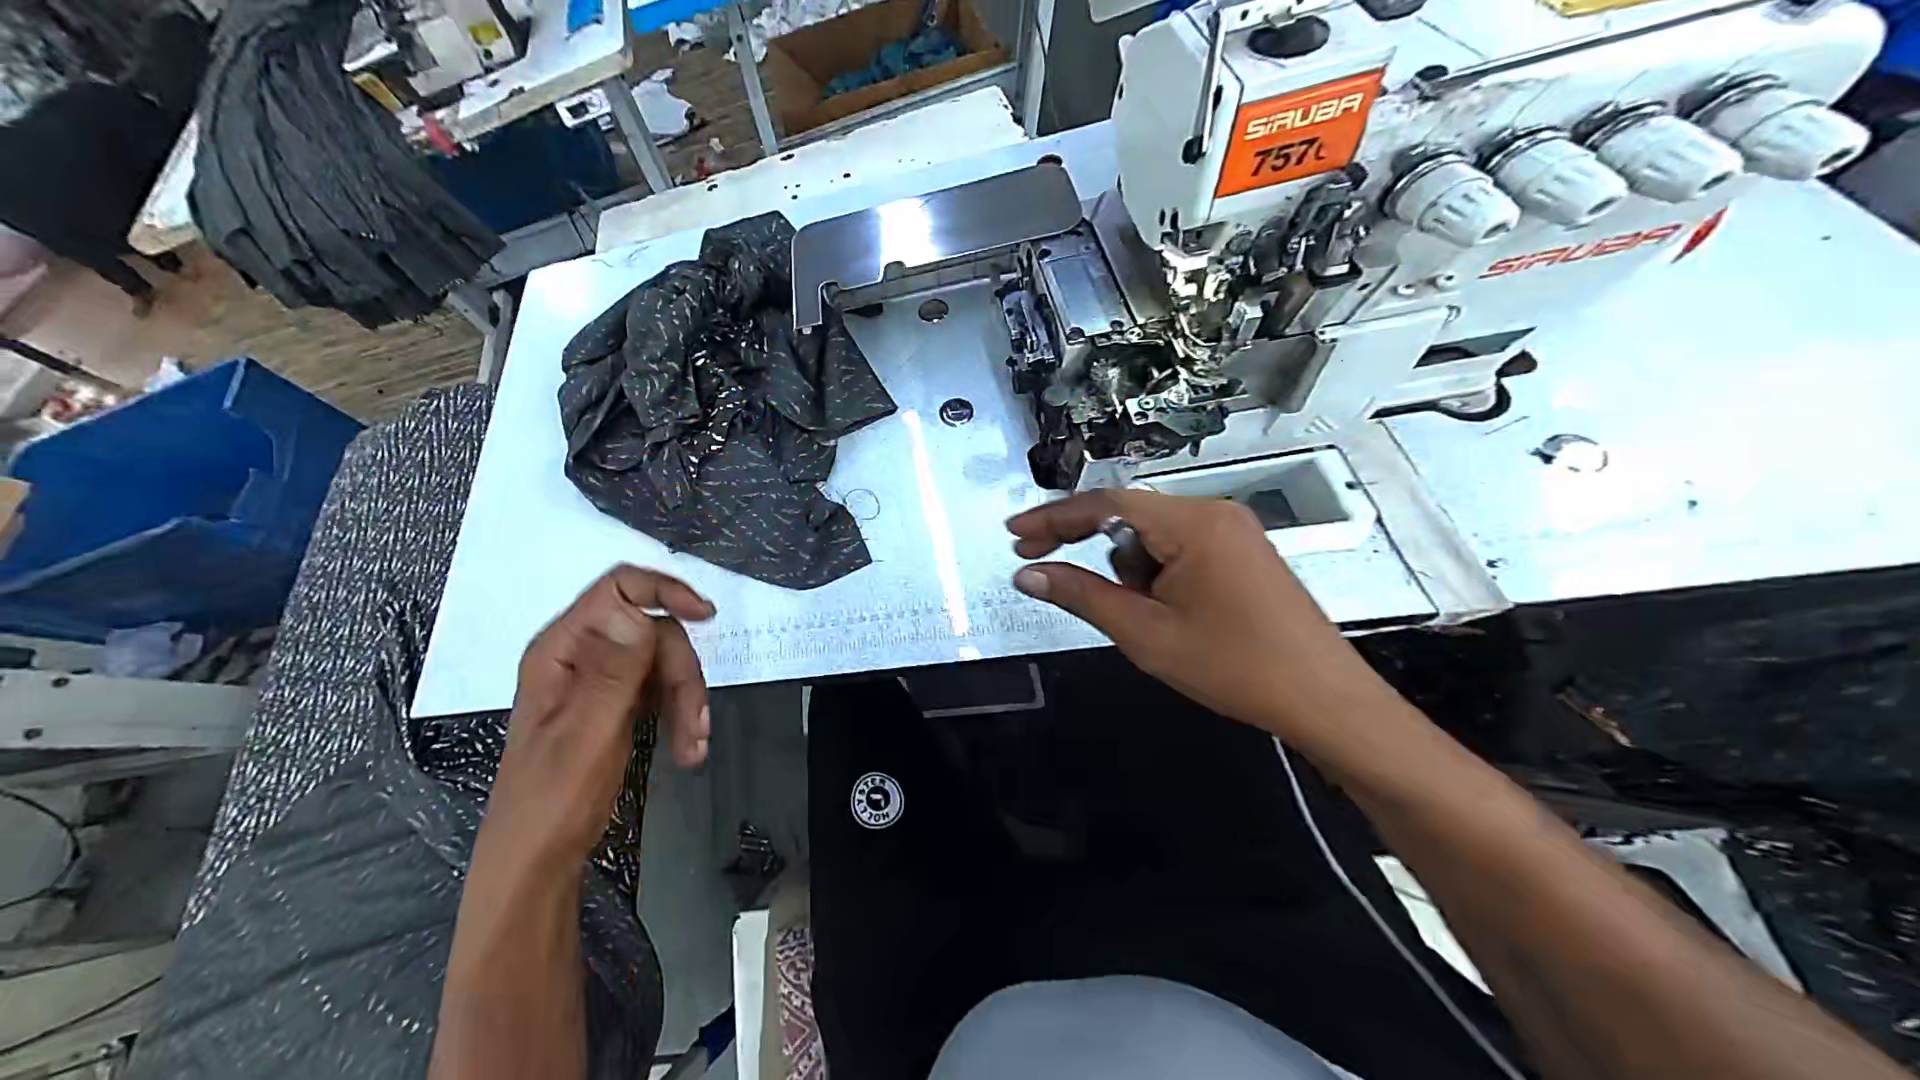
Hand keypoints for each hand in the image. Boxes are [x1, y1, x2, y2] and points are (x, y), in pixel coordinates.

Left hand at [478, 566, 715, 878]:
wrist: (537, 860)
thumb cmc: (551, 801)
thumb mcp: (586, 734)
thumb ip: (612, 671)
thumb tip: (634, 611)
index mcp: (560, 651)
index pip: (616, 591)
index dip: (663, 592)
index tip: (705, 615)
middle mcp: (580, 656)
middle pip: (654, 632)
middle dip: (683, 674)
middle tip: (696, 722)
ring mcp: (599, 680)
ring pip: (664, 663)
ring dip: (687, 700)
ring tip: (693, 745)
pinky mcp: (616, 704)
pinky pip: (661, 690)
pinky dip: (680, 714)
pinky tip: (686, 746)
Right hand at [1007, 490, 1404, 753]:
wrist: (1322, 698)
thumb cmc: (1234, 666)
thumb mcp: (1145, 633)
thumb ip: (1081, 595)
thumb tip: (1029, 574)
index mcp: (1193, 523)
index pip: (1105, 503)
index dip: (1052, 517)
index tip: (1015, 535)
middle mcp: (1214, 513)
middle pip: (1128, 515)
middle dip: (1086, 543)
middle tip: (1038, 563)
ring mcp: (1233, 531)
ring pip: (1153, 536)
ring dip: (1129, 568)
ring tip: (1143, 618)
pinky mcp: (1242, 552)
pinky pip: (1179, 549)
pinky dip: (1156, 574)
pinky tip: (1166, 612)